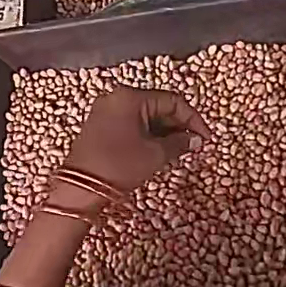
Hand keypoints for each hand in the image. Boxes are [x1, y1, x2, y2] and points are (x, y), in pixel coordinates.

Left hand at [62, 87, 210, 193]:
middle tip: (193, 145)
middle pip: (157, 106)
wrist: (79, 189)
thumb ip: (179, 143)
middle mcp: (115, 98)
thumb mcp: (154, 155)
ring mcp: (104, 112)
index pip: (172, 101)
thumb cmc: (119, 167)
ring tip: (178, 151)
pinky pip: (130, 125)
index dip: (193, 119)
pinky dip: (146, 136)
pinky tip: (157, 151)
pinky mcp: (98, 127)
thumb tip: (194, 139)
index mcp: (130, 97)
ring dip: (163, 132)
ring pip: (143, 117)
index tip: (206, 138)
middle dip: (178, 126)